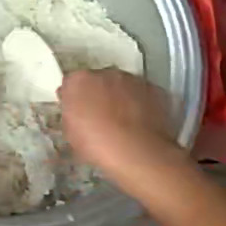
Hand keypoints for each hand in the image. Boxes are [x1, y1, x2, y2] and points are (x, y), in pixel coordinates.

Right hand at [60, 69, 182, 175]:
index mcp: (79, 81)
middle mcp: (106, 73)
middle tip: (101, 118)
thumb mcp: (71, 133)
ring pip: (123, 85)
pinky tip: (141, 124)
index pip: (72, 82)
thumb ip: (71, 112)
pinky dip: (141, 104)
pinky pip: (143, 94)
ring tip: (124, 123)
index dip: (75, 97)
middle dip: (99, 94)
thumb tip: (75, 109)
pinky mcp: (154, 89)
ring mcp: (132, 80)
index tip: (77, 111)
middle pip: (99, 80)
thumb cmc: (97, 144)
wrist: (137, 152)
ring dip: (121, 98)